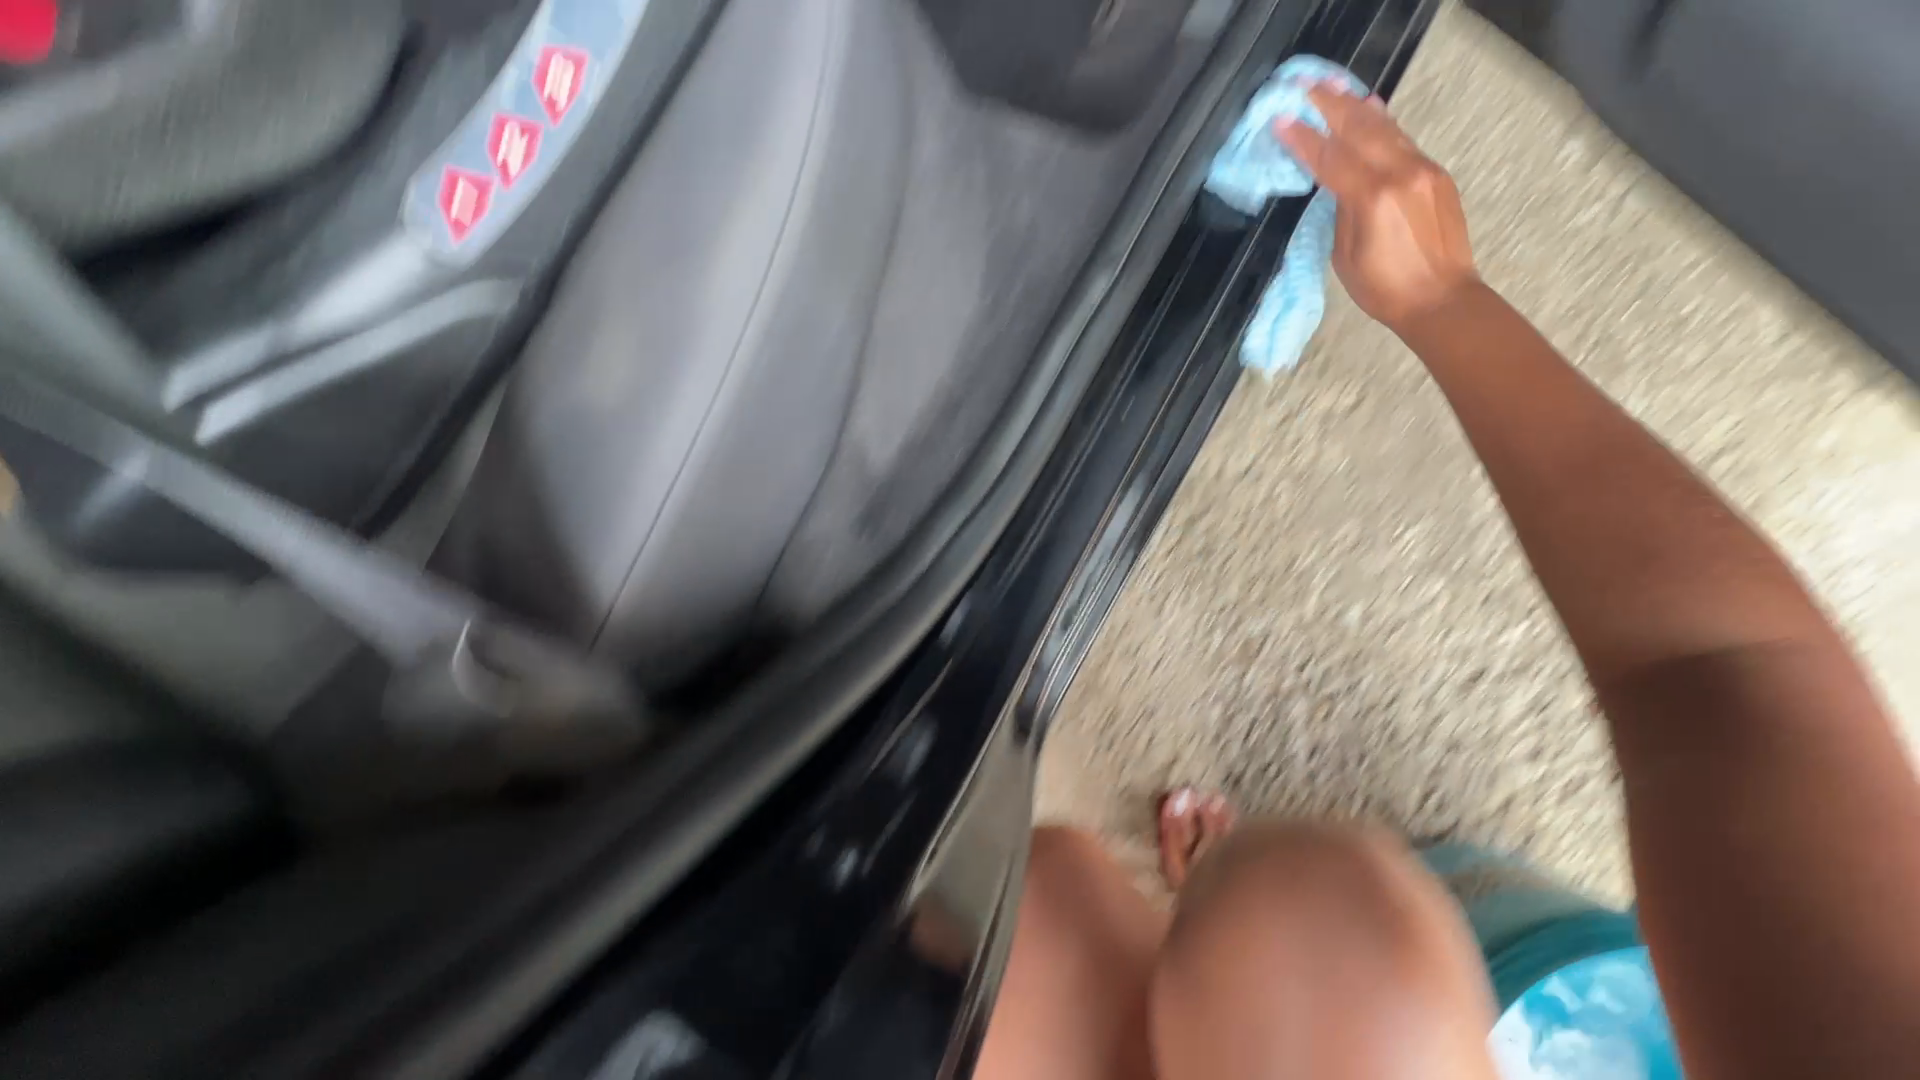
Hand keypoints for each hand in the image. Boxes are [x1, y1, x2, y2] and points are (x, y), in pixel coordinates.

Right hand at [1276, 85, 1478, 331]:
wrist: (1442, 299)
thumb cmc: (1383, 288)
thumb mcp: (1345, 254)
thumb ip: (1343, 210)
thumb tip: (1340, 184)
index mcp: (1371, 198)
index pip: (1330, 158)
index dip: (1303, 139)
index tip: (1282, 120)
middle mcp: (1400, 174)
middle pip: (1360, 129)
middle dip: (1331, 107)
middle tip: (1308, 89)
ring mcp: (1423, 170)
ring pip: (1385, 128)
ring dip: (1358, 107)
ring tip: (1337, 90)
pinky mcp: (1437, 175)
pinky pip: (1404, 141)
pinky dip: (1383, 124)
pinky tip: (1372, 112)